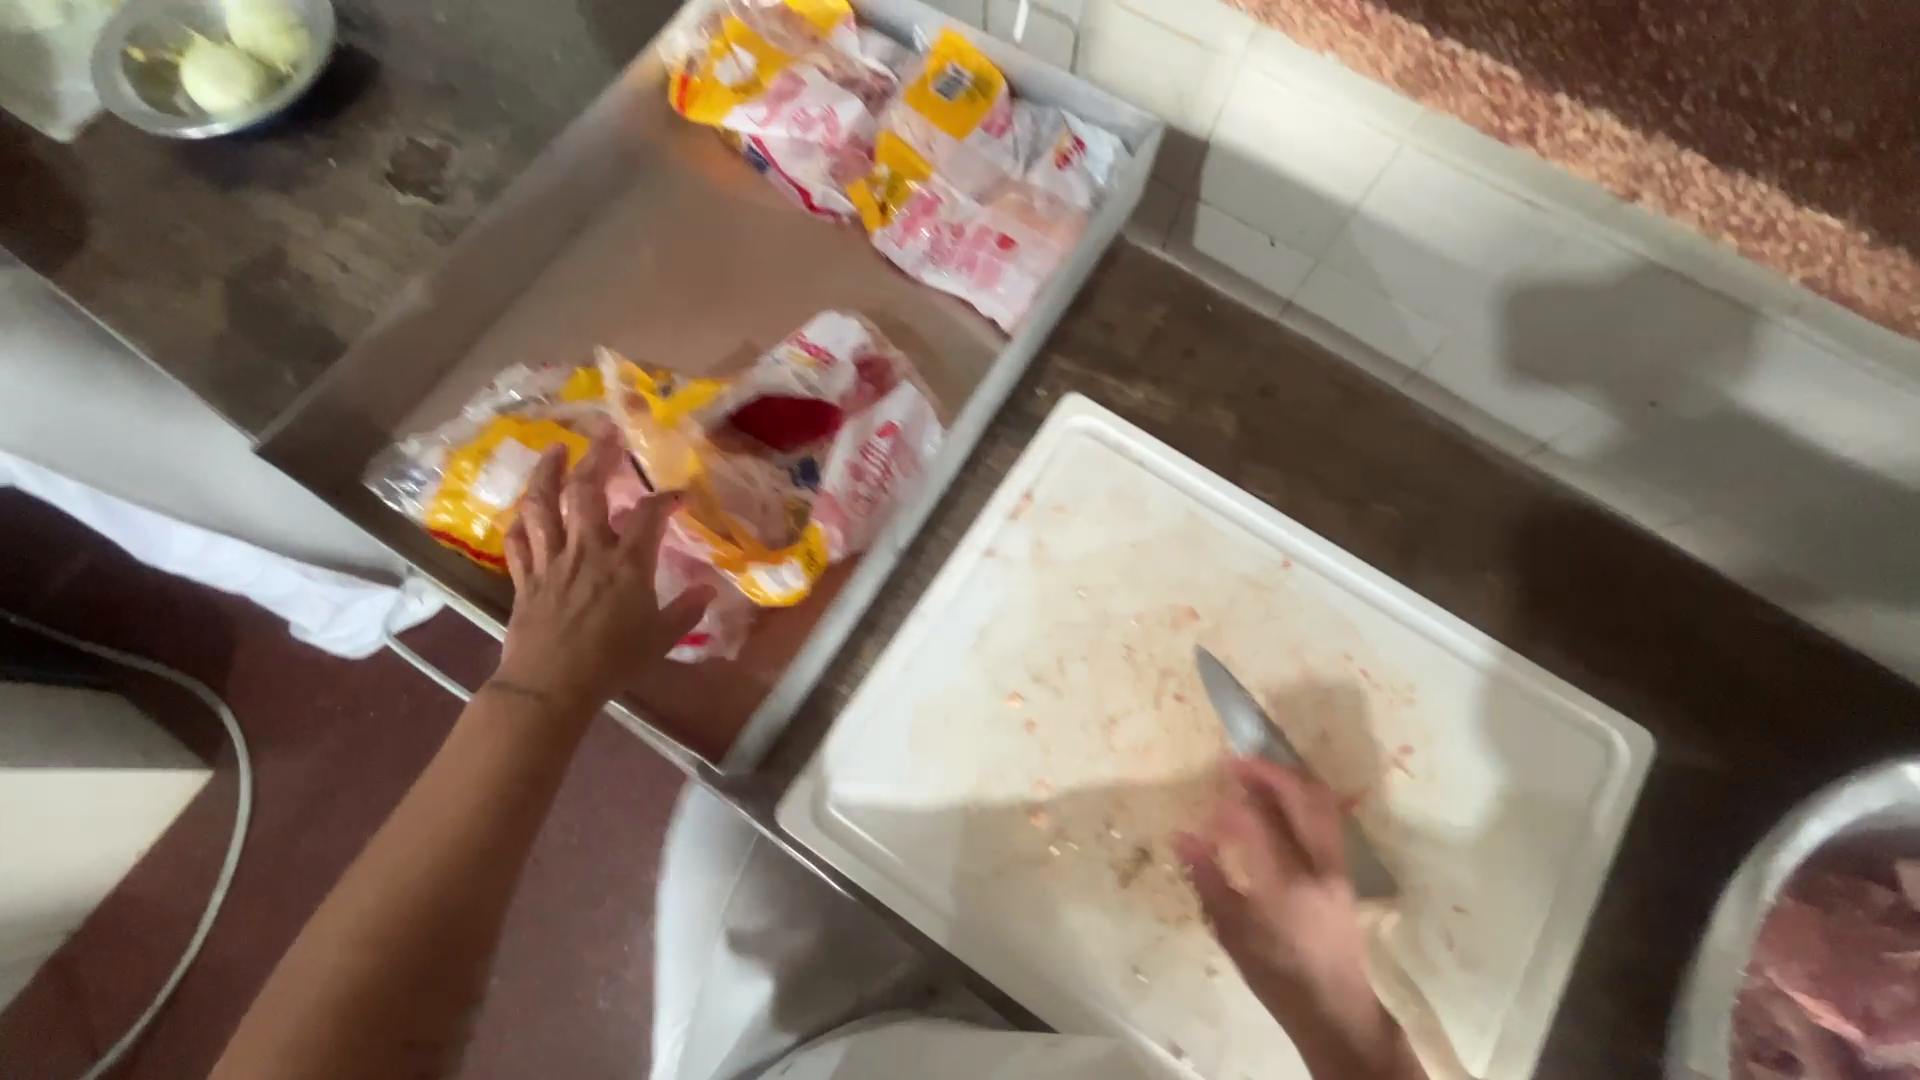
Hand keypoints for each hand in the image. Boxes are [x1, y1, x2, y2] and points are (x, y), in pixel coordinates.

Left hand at [492, 425, 712, 710]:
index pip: (649, 514)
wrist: (552, 684)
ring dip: (547, 472)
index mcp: (627, 562)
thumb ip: (687, 610)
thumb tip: (708, 589)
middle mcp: (588, 550)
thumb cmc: (613, 661)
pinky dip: (522, 521)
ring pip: (543, 505)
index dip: (666, 498)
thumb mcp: (662, 638)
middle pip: (587, 490)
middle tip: (607, 433)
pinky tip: (526, 510)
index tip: (679, 496)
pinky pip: (519, 540)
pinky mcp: (525, 578)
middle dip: (598, 456)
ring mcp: (552, 560)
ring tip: (555, 450)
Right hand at [1176, 760, 1419, 1079]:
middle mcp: (1320, 866)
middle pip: (1304, 798)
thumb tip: (1181, 836)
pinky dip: (1302, 799)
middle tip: (1237, 762)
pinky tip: (1278, 802)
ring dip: (1289, 781)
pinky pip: (1326, 818)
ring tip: (1257, 774)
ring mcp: (1338, 866)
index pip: (1258, 822)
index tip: (1211, 796)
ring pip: (1322, 803)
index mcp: (1287, 884)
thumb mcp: (1232, 932)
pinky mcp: (1344, 870)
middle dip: (1270, 772)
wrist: (1336, 1009)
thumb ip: (1207, 879)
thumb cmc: (1276, 974)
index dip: (1232, 803)